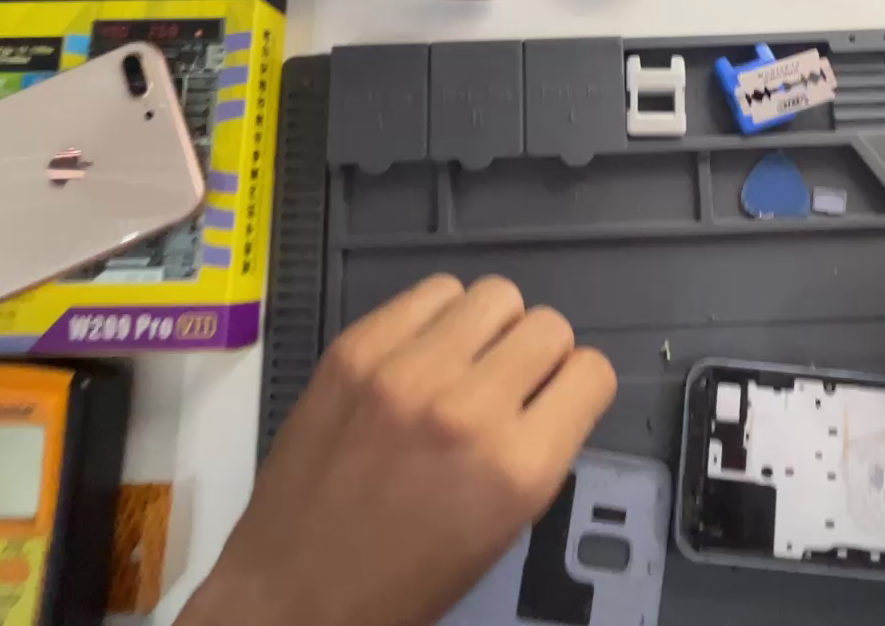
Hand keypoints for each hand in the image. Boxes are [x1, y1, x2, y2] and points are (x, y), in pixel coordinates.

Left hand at [185, 275, 616, 625]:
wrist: (291, 594)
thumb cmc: (410, 574)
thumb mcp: (505, 523)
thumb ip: (541, 442)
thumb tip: (552, 381)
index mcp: (518, 467)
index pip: (593, 372)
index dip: (578, 386)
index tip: (555, 399)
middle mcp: (470, 407)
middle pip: (550, 325)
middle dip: (539, 354)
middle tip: (505, 383)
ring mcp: (409, 369)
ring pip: (497, 294)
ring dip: (493, 327)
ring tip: (463, 360)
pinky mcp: (359, 346)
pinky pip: (435, 290)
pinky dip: (441, 314)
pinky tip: (422, 350)